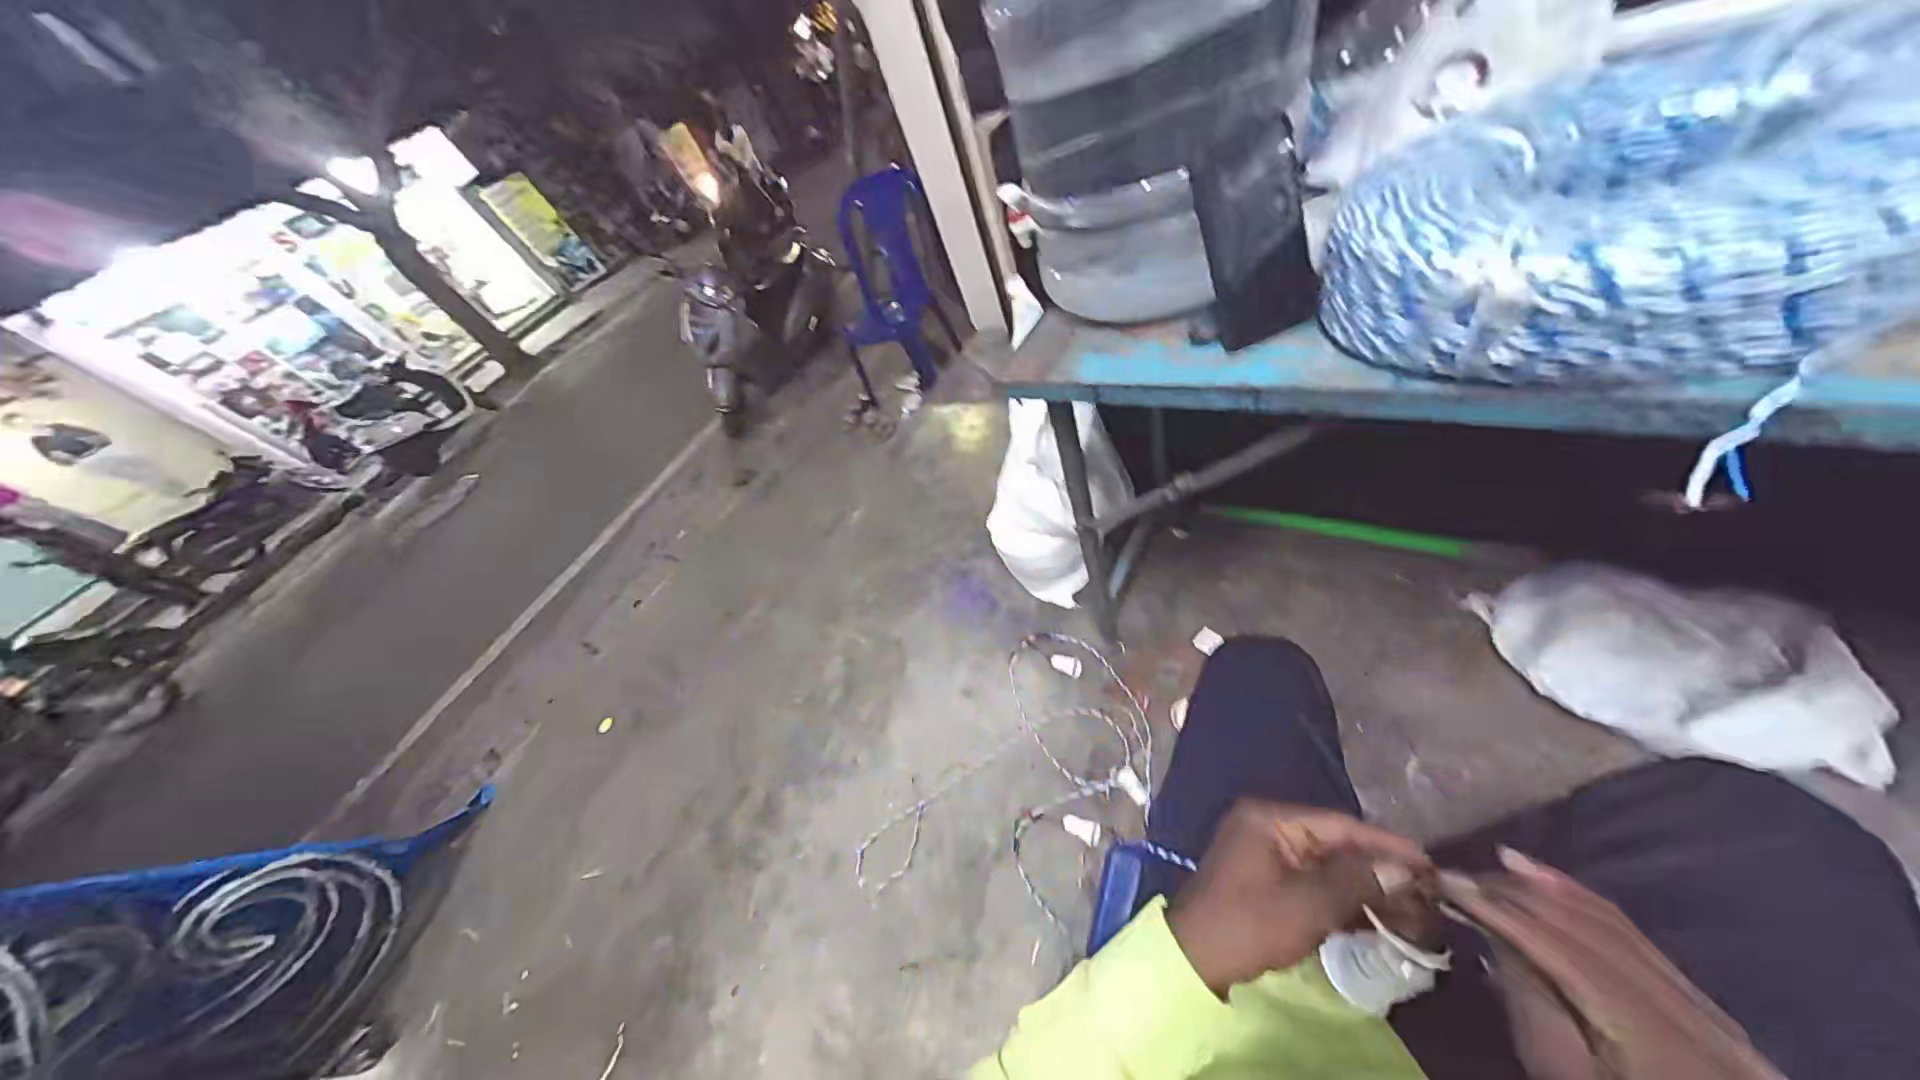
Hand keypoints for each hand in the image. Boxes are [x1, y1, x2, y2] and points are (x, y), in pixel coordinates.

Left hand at [1164, 800, 1429, 995]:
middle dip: (1382, 872)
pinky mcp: (1271, 881)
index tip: (1431, 865)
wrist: (1198, 957)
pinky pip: (1316, 884)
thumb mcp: (1307, 904)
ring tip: (1419, 916)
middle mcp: (1269, 827)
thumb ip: (1356, 882)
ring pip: (1331, 868)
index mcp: (1269, 819)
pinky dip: (1347, 902)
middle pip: (1337, 845)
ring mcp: (1268, 854)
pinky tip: (1384, 922)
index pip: (1339, 825)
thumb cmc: (1249, 923)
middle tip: (1432, 897)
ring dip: (1370, 891)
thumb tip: (1404, 869)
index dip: (1386, 845)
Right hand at [1437, 848, 1784, 1079]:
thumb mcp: (1556, 1068)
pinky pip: (1637, 938)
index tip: (1446, 880)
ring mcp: (1708, 1009)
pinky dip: (1586, 903)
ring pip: (1618, 928)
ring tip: (1501, 860)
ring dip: (1553, 890)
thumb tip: (1493, 929)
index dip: (1502, 911)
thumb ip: (1529, 998)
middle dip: (1521, 896)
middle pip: (1594, 934)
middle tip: (1461, 874)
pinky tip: (1548, 878)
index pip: (1566, 953)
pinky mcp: (1703, 1005)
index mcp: (1658, 1041)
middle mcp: (1696, 1016)